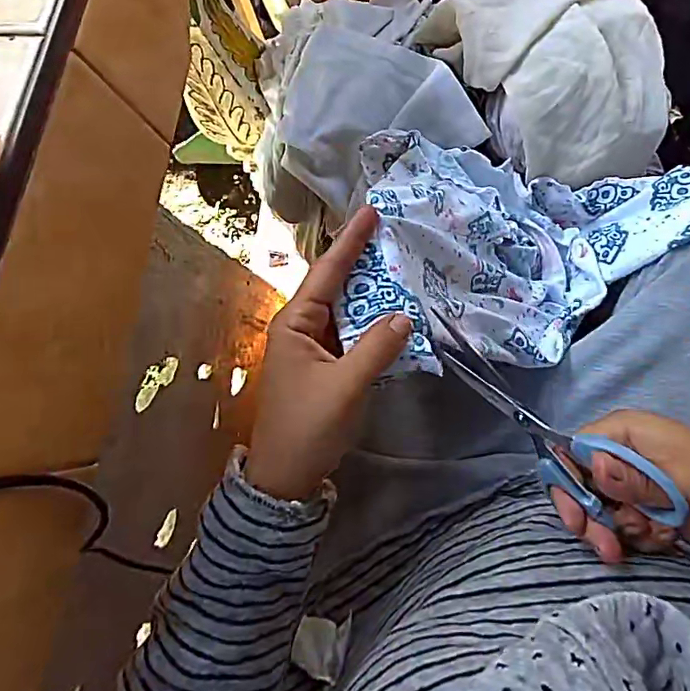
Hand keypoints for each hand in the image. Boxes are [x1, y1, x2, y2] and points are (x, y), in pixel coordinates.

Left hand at [245, 207, 410, 499]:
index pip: (327, 272)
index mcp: (296, 323)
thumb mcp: (345, 387)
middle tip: (395, 234)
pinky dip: (374, 320)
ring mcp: (314, 346)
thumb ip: (377, 349)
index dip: (351, 242)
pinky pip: (354, 331)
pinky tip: (395, 312)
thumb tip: (405, 315)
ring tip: (402, 265)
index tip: (371, 212)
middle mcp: (302, 327)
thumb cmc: (307, 429)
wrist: (284, 478)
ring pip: (347, 308)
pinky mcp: (327, 364)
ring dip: (372, 291)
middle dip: (364, 260)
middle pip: (337, 284)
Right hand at [548, 410, 689, 563]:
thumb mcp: (684, 487)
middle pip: (582, 482)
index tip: (579, 522)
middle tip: (612, 548)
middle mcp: (626, 449)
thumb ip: (637, 480)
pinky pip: (624, 521)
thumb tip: (594, 467)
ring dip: (620, 531)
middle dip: (593, 518)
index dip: (568, 485)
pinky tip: (665, 539)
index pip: (573, 450)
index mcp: (627, 431)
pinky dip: (638, 536)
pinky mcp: (649, 500)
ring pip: (602, 506)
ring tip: (654, 539)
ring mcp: (638, 476)